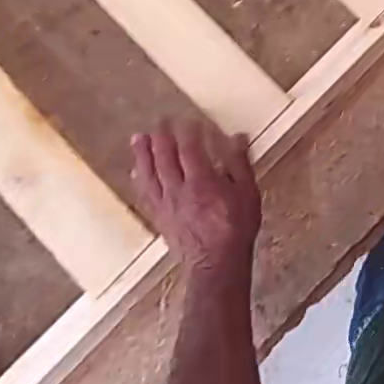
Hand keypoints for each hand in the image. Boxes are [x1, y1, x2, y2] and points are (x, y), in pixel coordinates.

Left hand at [131, 118, 261, 275]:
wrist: (216, 265)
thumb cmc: (236, 229)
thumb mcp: (247, 193)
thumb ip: (239, 163)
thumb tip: (237, 138)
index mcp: (202, 181)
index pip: (190, 148)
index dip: (188, 131)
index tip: (189, 119)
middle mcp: (178, 190)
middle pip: (164, 157)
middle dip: (162, 136)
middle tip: (160, 121)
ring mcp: (165, 205)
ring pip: (149, 173)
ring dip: (143, 153)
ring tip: (139, 138)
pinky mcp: (159, 217)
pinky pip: (145, 193)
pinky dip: (139, 178)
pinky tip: (136, 171)